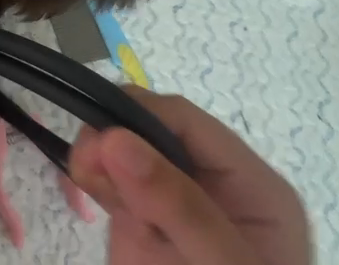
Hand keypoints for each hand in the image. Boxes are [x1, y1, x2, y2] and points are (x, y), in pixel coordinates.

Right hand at [69, 89, 310, 264]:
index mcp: (252, 187)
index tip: (98, 145)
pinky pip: (108, 175)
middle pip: (147, 127)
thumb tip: (114, 137)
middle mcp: (213, 185)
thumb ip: (178, 206)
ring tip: (87, 187)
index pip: (184, 120)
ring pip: (120, 146)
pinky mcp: (142, 220)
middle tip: (85, 171)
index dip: (136, 118)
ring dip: (94, 155)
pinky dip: (89, 174)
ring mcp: (174, 202)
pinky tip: (87, 192)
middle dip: (109, 138)